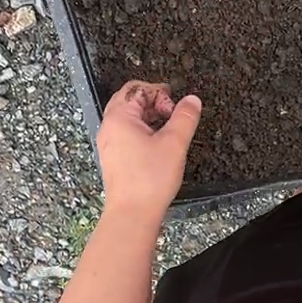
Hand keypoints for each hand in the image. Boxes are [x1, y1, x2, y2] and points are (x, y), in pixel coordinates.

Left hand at [96, 81, 201, 218]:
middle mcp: (109, 128)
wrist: (132, 213)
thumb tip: (192, 100)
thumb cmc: (149, 180)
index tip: (175, 107)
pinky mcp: (113, 159)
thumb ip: (185, 117)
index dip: (159, 92)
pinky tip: (158, 146)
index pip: (136, 89)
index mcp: (119, 118)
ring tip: (168, 131)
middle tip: (172, 114)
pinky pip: (127, 135)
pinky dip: (143, 133)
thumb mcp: (174, 143)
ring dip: (149, 118)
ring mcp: (109, 144)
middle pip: (129, 101)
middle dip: (153, 103)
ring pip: (128, 119)